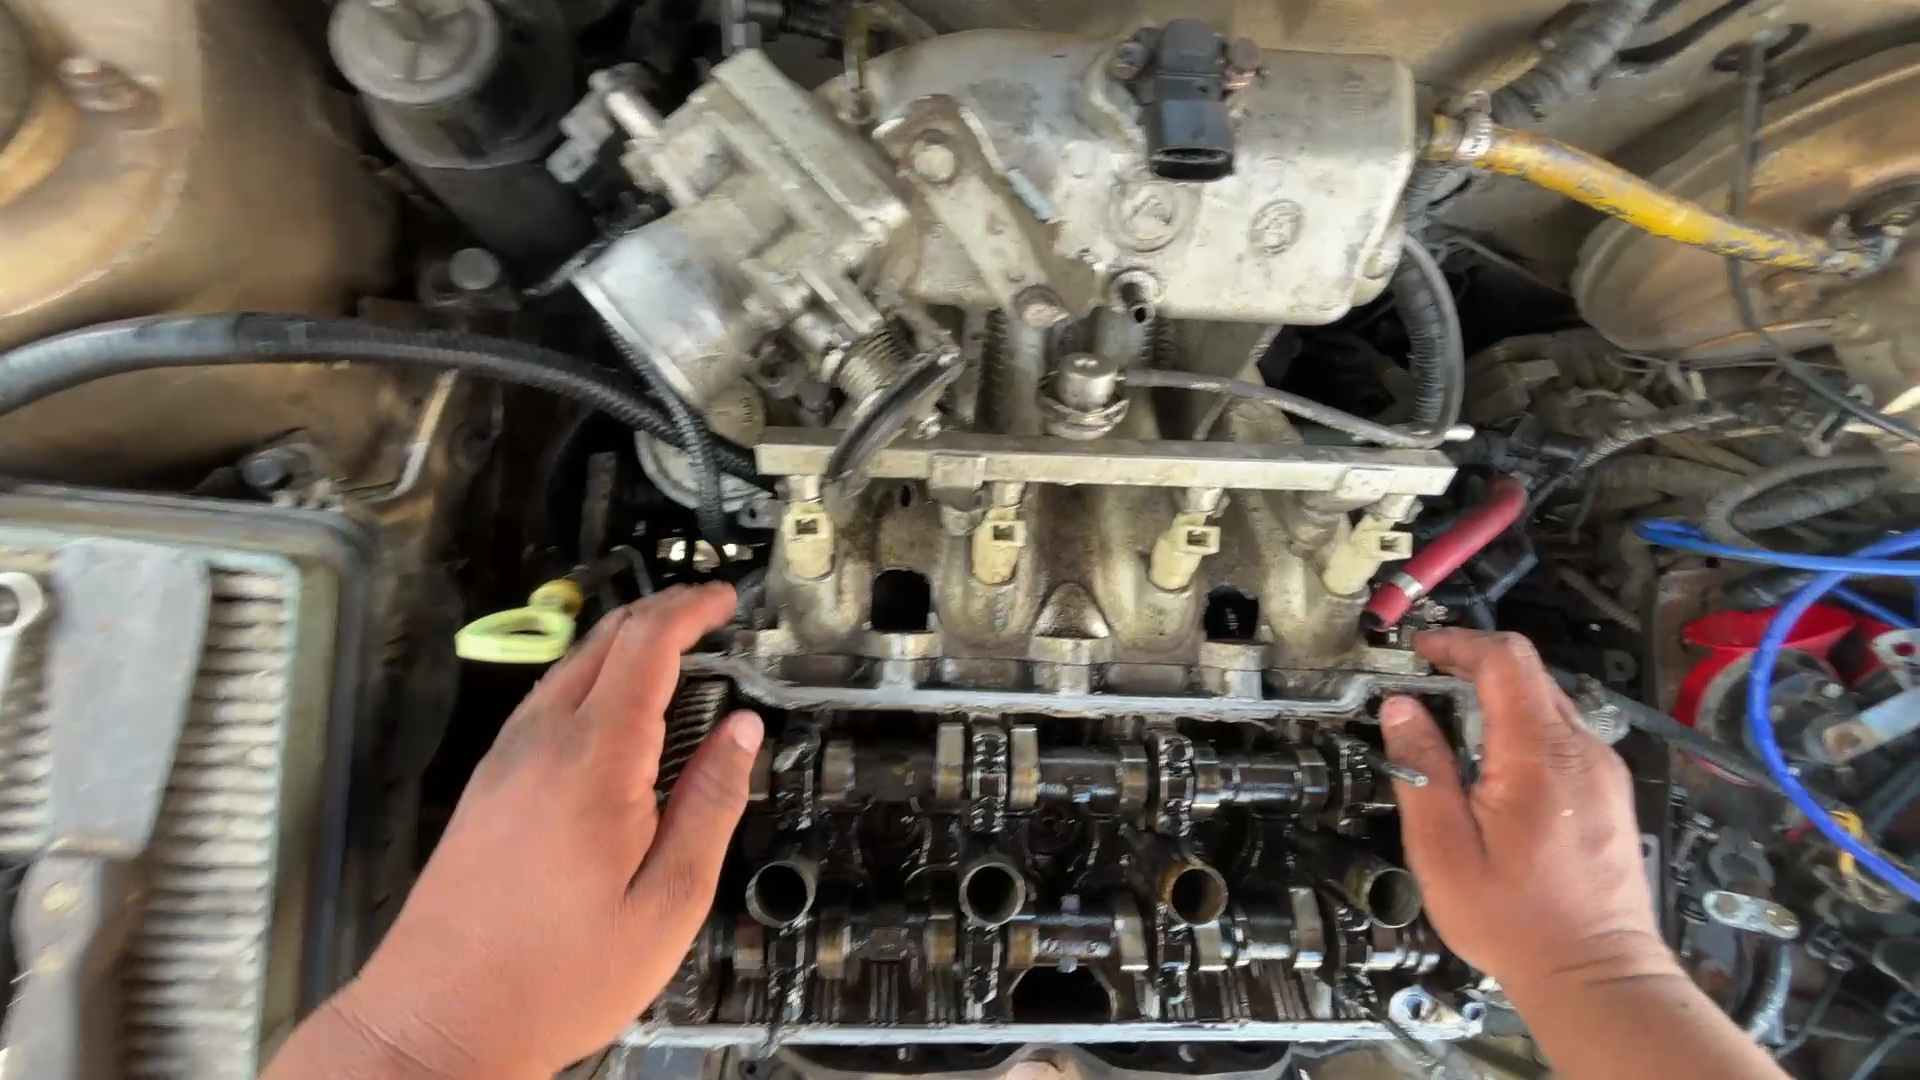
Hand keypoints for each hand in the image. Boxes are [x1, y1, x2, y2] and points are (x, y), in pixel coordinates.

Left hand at [266, 584, 762, 1078]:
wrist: (428, 1033)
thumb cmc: (562, 975)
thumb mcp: (669, 901)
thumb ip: (712, 802)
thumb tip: (743, 728)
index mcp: (594, 759)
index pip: (646, 646)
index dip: (692, 609)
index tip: (728, 600)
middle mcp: (543, 740)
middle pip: (607, 638)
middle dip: (666, 612)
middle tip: (715, 617)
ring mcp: (507, 756)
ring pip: (574, 662)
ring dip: (631, 641)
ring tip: (683, 653)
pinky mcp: (490, 779)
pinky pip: (552, 696)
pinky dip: (600, 673)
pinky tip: (625, 706)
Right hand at [1381, 630, 1675, 996]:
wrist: (1597, 978)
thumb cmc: (1511, 917)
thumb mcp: (1442, 846)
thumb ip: (1421, 767)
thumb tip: (1401, 707)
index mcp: (1539, 758)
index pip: (1506, 662)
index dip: (1457, 643)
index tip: (1416, 651)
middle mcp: (1582, 753)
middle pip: (1529, 673)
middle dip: (1469, 662)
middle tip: (1419, 679)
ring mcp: (1602, 772)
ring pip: (1545, 699)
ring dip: (1491, 691)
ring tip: (1443, 713)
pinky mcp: (1606, 791)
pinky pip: (1558, 730)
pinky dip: (1514, 719)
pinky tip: (1483, 753)